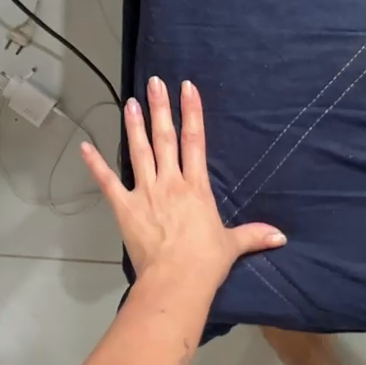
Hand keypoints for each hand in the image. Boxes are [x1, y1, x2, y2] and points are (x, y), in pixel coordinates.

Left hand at [81, 77, 286, 295]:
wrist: (177, 281)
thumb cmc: (206, 262)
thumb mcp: (232, 245)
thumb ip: (254, 235)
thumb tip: (280, 237)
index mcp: (196, 186)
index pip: (195, 140)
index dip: (191, 111)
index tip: (187, 88)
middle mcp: (170, 182)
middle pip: (165, 137)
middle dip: (160, 108)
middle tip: (155, 83)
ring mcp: (146, 192)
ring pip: (139, 151)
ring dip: (134, 126)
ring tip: (130, 102)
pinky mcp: (125, 207)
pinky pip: (108, 181)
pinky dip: (95, 164)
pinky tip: (85, 146)